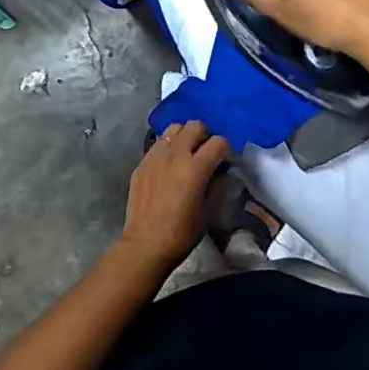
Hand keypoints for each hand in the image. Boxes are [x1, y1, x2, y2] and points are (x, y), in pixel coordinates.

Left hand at [117, 121, 229, 271]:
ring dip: (185, 136)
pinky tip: (169, 164)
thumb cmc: (182, 233)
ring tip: (187, 153)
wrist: (145, 244)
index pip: (219, 142)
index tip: (226, 161)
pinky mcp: (142, 162)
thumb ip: (219, 186)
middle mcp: (175, 154)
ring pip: (174, 128)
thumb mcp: (208, 212)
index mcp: (195, 167)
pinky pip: (158, 143)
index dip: (227, 149)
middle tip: (207, 152)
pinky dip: (168, 146)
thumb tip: (224, 173)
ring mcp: (155, 155)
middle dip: (206, 135)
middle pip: (195, 126)